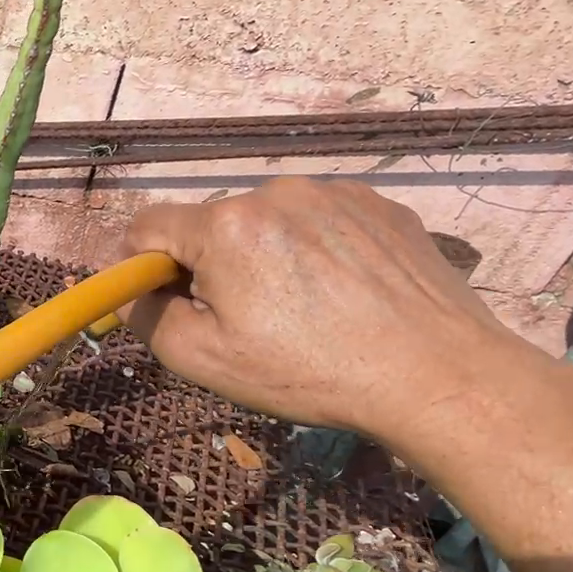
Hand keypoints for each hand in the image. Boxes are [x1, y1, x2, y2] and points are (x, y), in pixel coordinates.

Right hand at [120, 177, 519, 438]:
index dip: (135, 264)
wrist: (444, 379)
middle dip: (202, 263)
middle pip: (205, 224)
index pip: (145, 226)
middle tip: (232, 315)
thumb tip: (127, 293)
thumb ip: (141, 315)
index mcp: (223, 225)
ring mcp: (334, 193)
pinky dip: (305, 247)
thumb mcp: (198, 356)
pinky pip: (313, 218)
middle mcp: (274, 192)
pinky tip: (334, 290)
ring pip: (259, 220)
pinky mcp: (380, 205)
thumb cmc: (308, 371)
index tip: (153, 299)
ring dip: (254, 253)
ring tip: (292, 305)